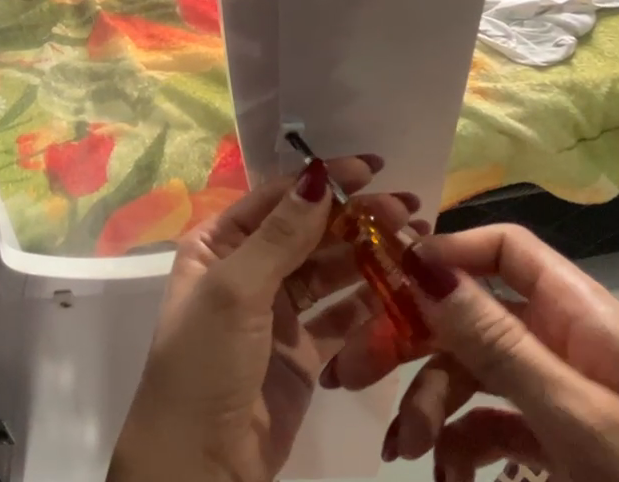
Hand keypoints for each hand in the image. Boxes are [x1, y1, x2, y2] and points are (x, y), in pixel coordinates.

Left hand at [108, 156, 423, 481]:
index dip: (320, 181)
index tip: (372, 165)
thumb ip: (281, 236)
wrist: (200, 458)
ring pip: (328, 273)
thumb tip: (317, 176)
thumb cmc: (205, 360)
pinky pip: (341, 318)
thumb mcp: (236, 290)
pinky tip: (405, 287)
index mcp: (216, 244)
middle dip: (353, 218)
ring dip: (368, 256)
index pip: (274, 200)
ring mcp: (276, 312)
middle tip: (409, 207)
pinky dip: (371, 303)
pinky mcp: (302, 352)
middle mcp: (245, 270)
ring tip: (418, 239)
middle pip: (306, 233)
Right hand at [323, 224, 618, 481]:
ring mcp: (559, 395)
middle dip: (406, 342)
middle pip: (466, 313)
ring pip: (466, 371)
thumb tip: (413, 258)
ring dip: (425, 405)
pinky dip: (456, 447)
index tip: (380, 282)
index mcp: (582, 317)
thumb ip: (496, 344)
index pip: (501, 248)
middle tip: (351, 373)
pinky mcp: (557, 443)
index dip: (441, 254)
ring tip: (403, 452)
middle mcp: (564, 343)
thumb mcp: (582, 422)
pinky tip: (444, 476)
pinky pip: (487, 425)